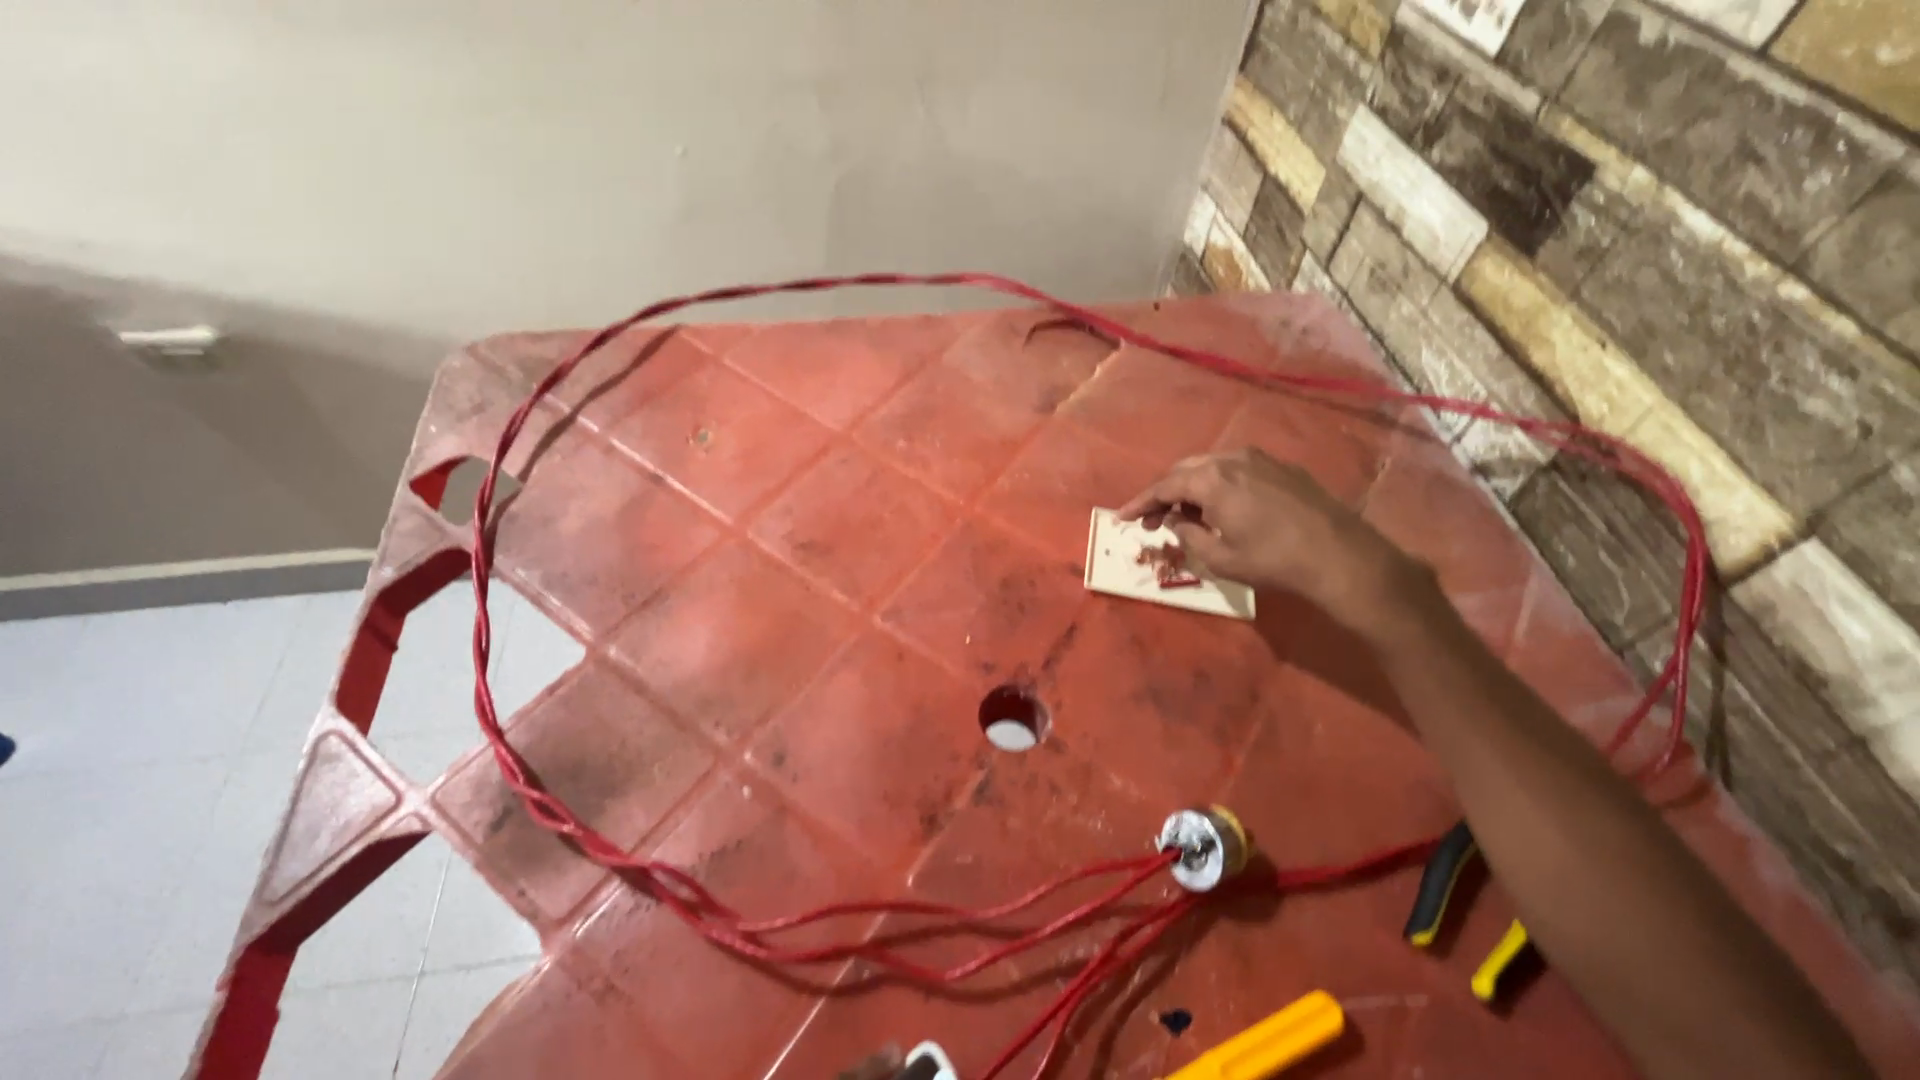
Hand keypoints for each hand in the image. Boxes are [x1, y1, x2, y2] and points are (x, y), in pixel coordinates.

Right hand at [1117, 448, 1427, 635]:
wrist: (1339, 556)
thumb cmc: (1272, 561)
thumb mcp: (1219, 558)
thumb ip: (1188, 535)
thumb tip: (1176, 522)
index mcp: (1211, 479)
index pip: (1164, 486)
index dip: (1140, 503)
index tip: (1122, 518)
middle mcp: (1232, 459)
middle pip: (1186, 470)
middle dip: (1164, 493)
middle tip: (1152, 520)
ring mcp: (1261, 459)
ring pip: (1212, 467)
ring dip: (1192, 488)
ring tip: (1185, 516)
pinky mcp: (1282, 468)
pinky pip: (1237, 470)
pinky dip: (1218, 485)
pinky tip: (1221, 508)